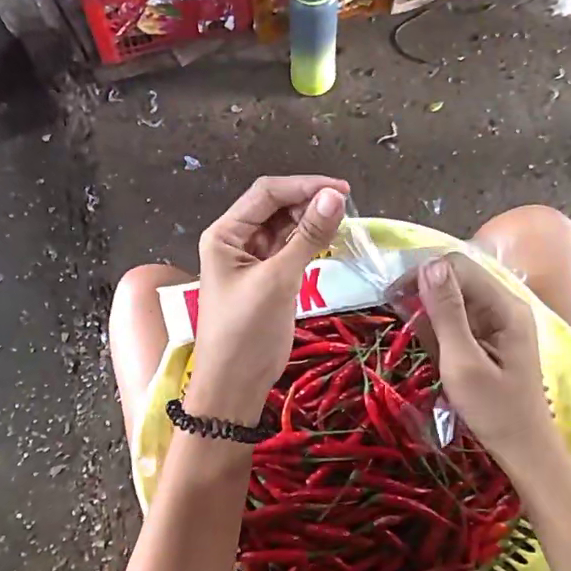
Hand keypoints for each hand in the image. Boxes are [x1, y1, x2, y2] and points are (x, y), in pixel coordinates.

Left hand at [186, 175, 348, 423]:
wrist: (235, 384)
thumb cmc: (247, 331)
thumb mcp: (278, 280)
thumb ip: (308, 236)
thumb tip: (336, 196)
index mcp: (225, 234)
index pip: (266, 194)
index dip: (304, 186)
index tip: (342, 190)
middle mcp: (236, 240)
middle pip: (276, 207)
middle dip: (308, 203)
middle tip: (345, 210)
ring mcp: (253, 259)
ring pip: (285, 227)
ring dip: (311, 222)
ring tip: (341, 224)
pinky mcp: (269, 277)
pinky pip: (290, 248)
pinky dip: (310, 242)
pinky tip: (330, 240)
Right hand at [417, 253, 557, 462]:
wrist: (524, 450)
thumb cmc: (495, 411)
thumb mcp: (463, 363)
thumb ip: (446, 313)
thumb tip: (428, 265)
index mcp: (505, 306)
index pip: (458, 265)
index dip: (423, 274)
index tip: (393, 297)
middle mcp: (505, 305)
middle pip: (457, 277)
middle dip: (425, 293)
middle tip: (400, 320)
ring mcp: (500, 320)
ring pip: (455, 297)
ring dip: (431, 313)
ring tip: (422, 342)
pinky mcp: (492, 335)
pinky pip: (460, 317)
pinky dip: (441, 328)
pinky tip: (435, 350)